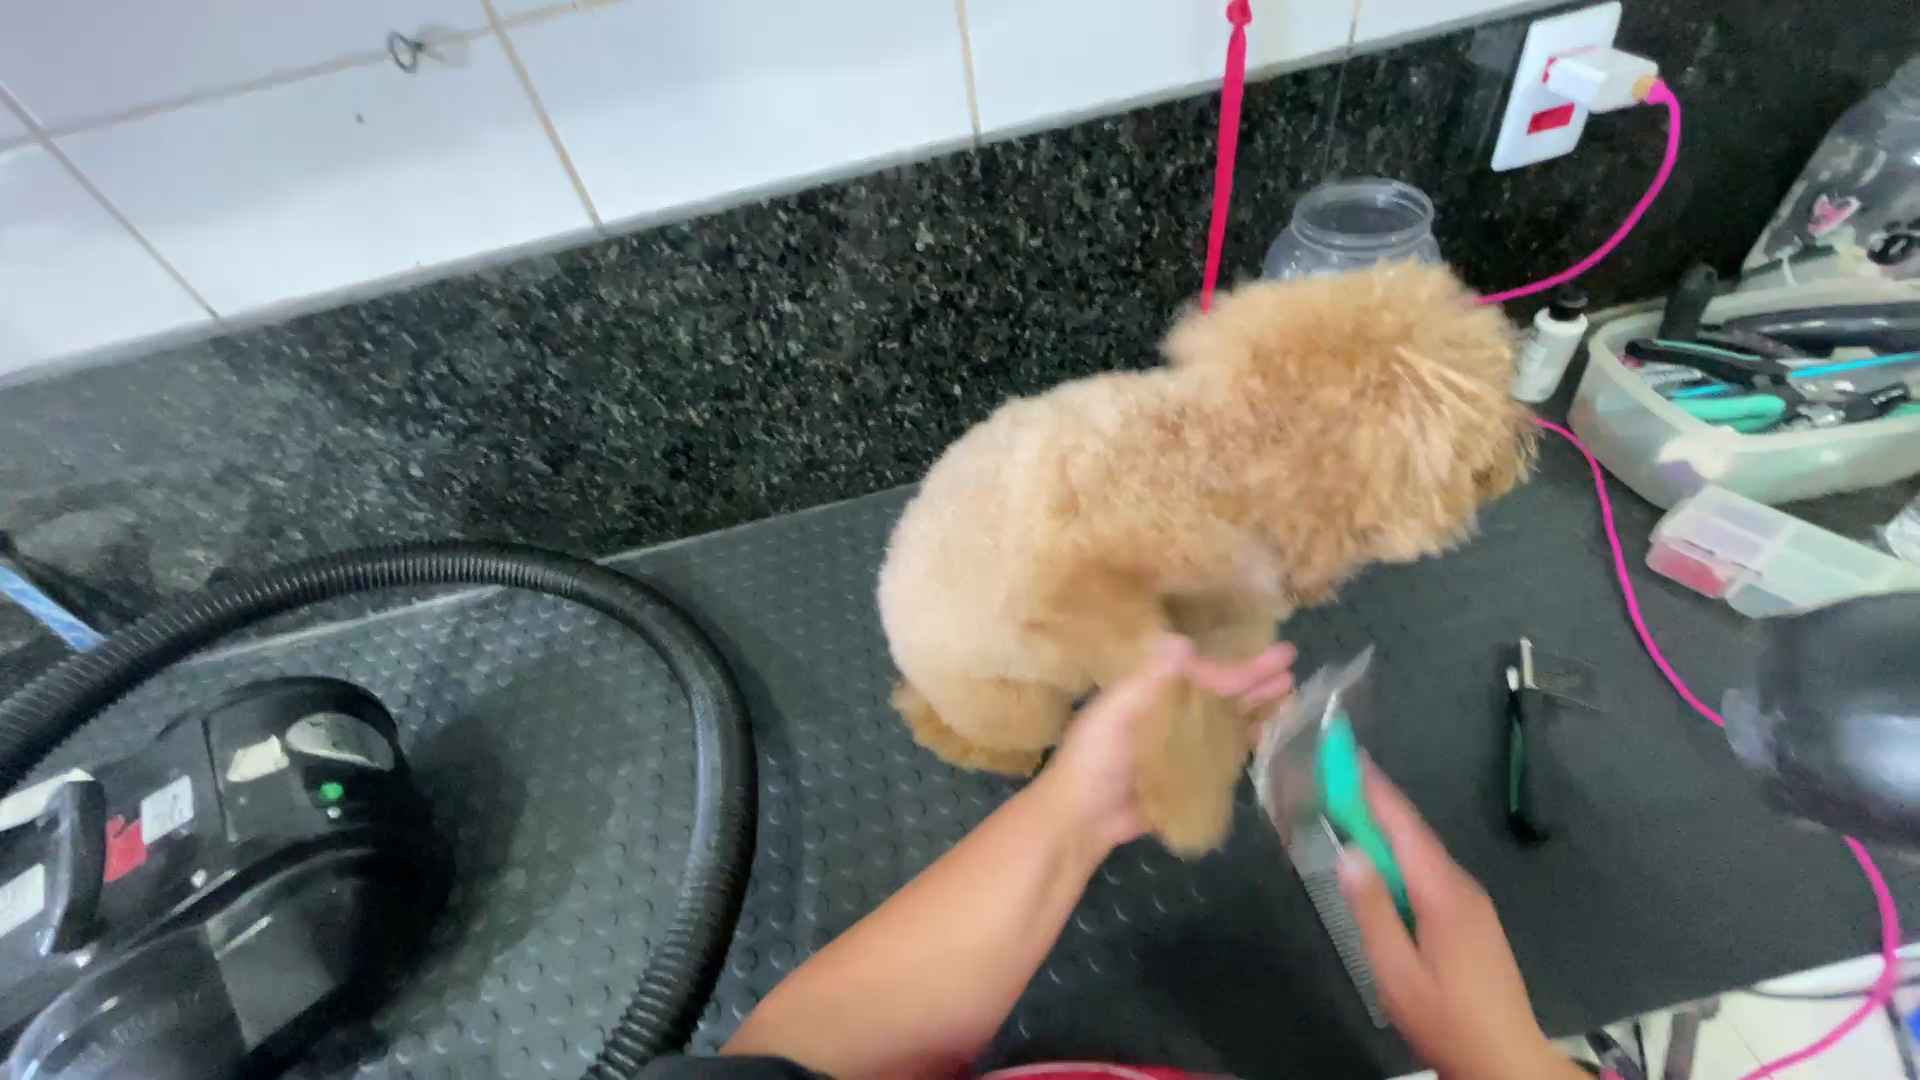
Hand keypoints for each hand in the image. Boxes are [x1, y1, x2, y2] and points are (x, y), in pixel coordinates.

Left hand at [1034, 635, 1295, 851]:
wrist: (1080, 817)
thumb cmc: (1093, 759)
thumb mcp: (1115, 712)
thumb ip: (1150, 681)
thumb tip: (1183, 641)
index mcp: (1150, 692)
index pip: (1203, 675)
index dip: (1239, 667)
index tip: (1275, 656)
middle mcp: (1167, 714)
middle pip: (1218, 694)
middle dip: (1254, 681)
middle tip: (1292, 667)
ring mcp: (1178, 747)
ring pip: (1224, 721)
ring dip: (1254, 708)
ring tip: (1289, 696)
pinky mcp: (1185, 777)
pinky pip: (1220, 755)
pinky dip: (1242, 743)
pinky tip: (1266, 734)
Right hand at [1338, 767, 1579, 1079]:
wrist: (1509, 1065)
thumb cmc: (1446, 1019)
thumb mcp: (1396, 972)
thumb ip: (1371, 911)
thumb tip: (1347, 852)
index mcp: (1441, 893)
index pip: (1401, 824)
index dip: (1371, 787)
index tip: (1342, 754)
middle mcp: (1459, 884)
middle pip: (1409, 830)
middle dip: (1369, 799)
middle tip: (1328, 777)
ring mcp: (1469, 898)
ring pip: (1417, 848)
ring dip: (1380, 824)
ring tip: (1340, 807)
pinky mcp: (1469, 913)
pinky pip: (1425, 866)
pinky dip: (1394, 848)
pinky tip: (1373, 854)